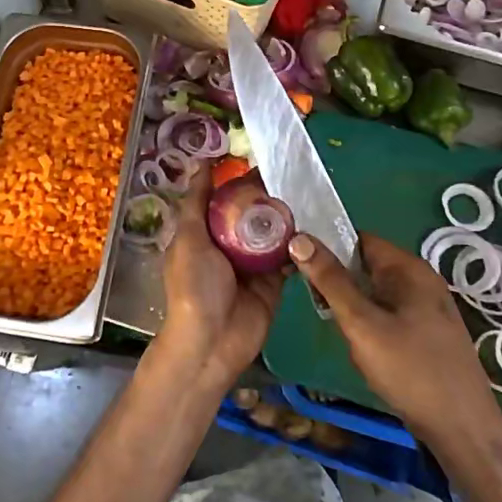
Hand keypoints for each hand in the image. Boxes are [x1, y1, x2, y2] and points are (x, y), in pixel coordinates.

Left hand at [155, 167, 287, 385]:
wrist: (212, 342)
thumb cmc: (194, 287)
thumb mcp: (188, 239)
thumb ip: (197, 203)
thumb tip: (201, 164)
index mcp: (204, 233)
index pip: (223, 199)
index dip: (239, 180)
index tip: (260, 159)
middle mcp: (228, 245)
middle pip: (251, 214)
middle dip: (267, 197)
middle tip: (292, 174)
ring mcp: (252, 263)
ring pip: (272, 232)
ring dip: (286, 217)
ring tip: (307, 194)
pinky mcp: (274, 280)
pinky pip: (288, 256)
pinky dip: (298, 244)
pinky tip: (313, 226)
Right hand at [289, 231, 499, 447]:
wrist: (461, 428)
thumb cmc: (410, 369)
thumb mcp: (362, 324)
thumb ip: (330, 281)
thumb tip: (299, 239)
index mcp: (409, 268)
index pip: (360, 239)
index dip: (327, 245)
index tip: (296, 261)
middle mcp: (421, 280)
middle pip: (367, 265)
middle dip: (338, 280)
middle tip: (311, 300)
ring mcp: (427, 307)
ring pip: (376, 293)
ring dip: (352, 306)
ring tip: (336, 327)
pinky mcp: (427, 332)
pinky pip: (388, 314)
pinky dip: (369, 323)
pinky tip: (360, 347)